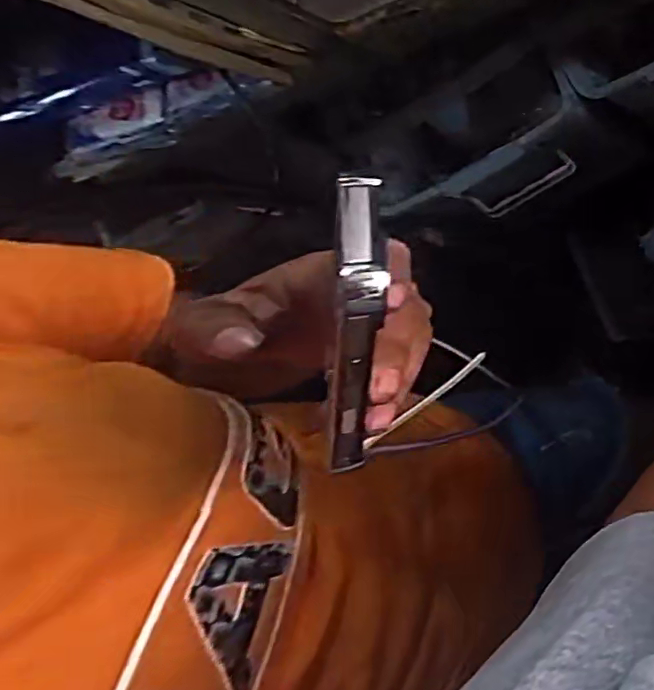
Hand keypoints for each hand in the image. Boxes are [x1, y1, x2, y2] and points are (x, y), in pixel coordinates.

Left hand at [157, 240, 432, 431]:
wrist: (239, 351)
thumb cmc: (228, 325)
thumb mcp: (206, 321)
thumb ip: (217, 325)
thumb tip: (239, 341)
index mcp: (338, 270)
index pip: (380, 266)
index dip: (393, 282)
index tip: (393, 300)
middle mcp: (380, 291)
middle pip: (404, 314)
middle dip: (394, 352)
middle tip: (379, 388)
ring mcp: (391, 322)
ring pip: (412, 345)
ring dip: (398, 381)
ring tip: (375, 417)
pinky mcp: (392, 353)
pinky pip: (404, 371)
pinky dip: (391, 398)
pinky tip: (372, 423)